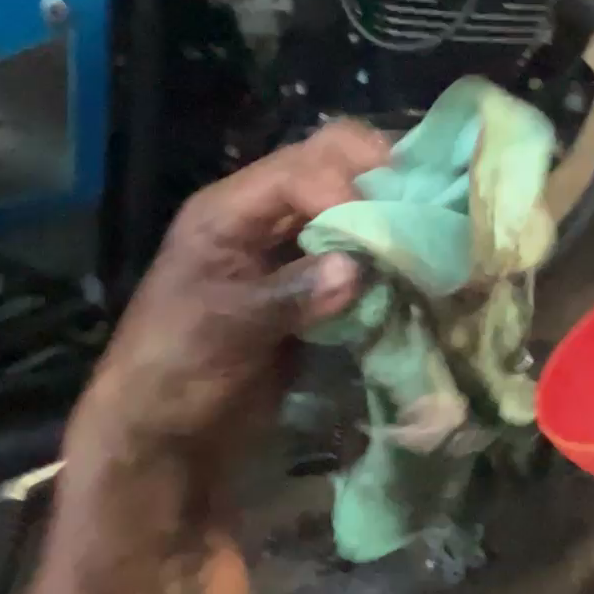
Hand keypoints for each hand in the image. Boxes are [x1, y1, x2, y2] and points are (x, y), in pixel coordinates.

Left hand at [77, 122, 389, 461]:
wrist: (167, 433)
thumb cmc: (175, 373)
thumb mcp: (225, 330)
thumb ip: (291, 293)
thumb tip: (359, 268)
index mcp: (228, 211)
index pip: (297, 171)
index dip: (342, 190)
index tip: (379, 232)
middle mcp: (264, 213)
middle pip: (328, 159)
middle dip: (375, 174)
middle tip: (420, 204)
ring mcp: (290, 243)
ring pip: (349, 195)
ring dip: (386, 208)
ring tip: (425, 230)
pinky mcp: (314, 276)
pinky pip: (357, 242)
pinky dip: (385, 247)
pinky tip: (411, 262)